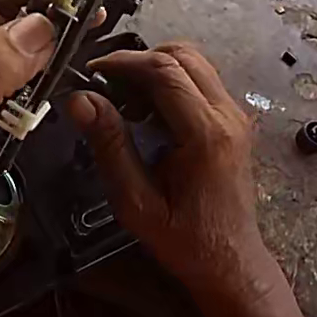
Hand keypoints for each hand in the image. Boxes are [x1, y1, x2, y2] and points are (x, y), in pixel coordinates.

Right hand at [65, 43, 281, 314]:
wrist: (231, 261)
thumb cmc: (184, 240)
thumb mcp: (136, 202)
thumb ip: (111, 146)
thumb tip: (80, 100)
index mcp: (206, 133)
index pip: (165, 71)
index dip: (123, 62)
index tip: (91, 72)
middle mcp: (228, 114)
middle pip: (183, 55)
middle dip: (140, 59)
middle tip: (107, 83)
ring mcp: (236, 115)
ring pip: (196, 62)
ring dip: (157, 67)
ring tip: (126, 96)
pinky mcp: (234, 121)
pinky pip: (203, 80)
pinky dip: (173, 80)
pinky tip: (150, 110)